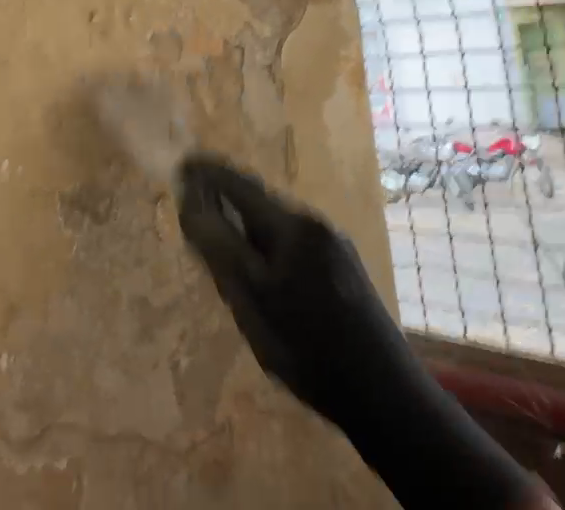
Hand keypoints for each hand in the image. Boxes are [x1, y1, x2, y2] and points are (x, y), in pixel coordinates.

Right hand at [178, 159, 542, 509]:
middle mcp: (313, 225)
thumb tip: (189, 202)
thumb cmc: (309, 352)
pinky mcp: (342, 267)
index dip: (203, 174)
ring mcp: (332, 246)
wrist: (387, 396)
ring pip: (271, 225)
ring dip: (241, 227)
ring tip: (218, 255)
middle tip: (190, 220)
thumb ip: (217, 248)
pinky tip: (255, 276)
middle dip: (221, 203)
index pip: (236, 183)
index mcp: (291, 227)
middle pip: (255, 202)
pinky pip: (289, 242)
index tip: (177, 169)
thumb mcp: (251, 301)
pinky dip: (262, 244)